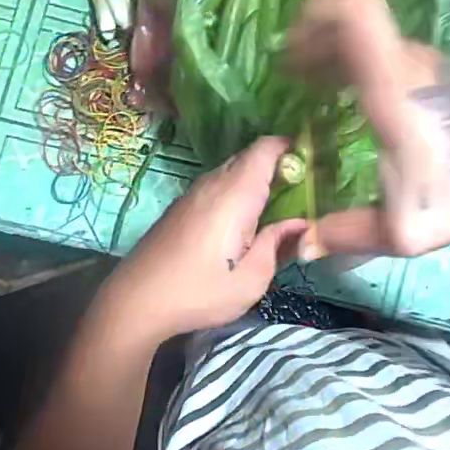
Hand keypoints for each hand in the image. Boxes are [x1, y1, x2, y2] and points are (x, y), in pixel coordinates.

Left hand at [96, 136, 309, 344]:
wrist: (134, 303)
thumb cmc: (198, 293)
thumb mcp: (252, 279)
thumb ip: (277, 245)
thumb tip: (300, 225)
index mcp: (235, 195)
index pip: (266, 149)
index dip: (292, 146)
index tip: (315, 161)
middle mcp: (213, 184)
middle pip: (251, 157)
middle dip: (280, 165)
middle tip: (306, 188)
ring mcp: (193, 194)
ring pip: (233, 172)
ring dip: (258, 180)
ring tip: (282, 204)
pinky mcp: (182, 208)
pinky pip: (219, 186)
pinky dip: (239, 192)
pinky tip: (248, 219)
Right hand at [285, 0, 449, 258]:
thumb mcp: (403, 231)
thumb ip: (344, 235)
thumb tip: (300, 245)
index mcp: (395, 89)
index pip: (357, 9)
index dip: (316, 15)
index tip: (293, 53)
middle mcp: (411, 63)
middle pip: (354, 17)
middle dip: (316, 38)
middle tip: (296, 78)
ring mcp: (431, 63)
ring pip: (373, 36)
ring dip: (338, 53)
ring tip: (320, 91)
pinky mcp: (444, 73)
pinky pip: (391, 52)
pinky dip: (363, 64)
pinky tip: (359, 103)